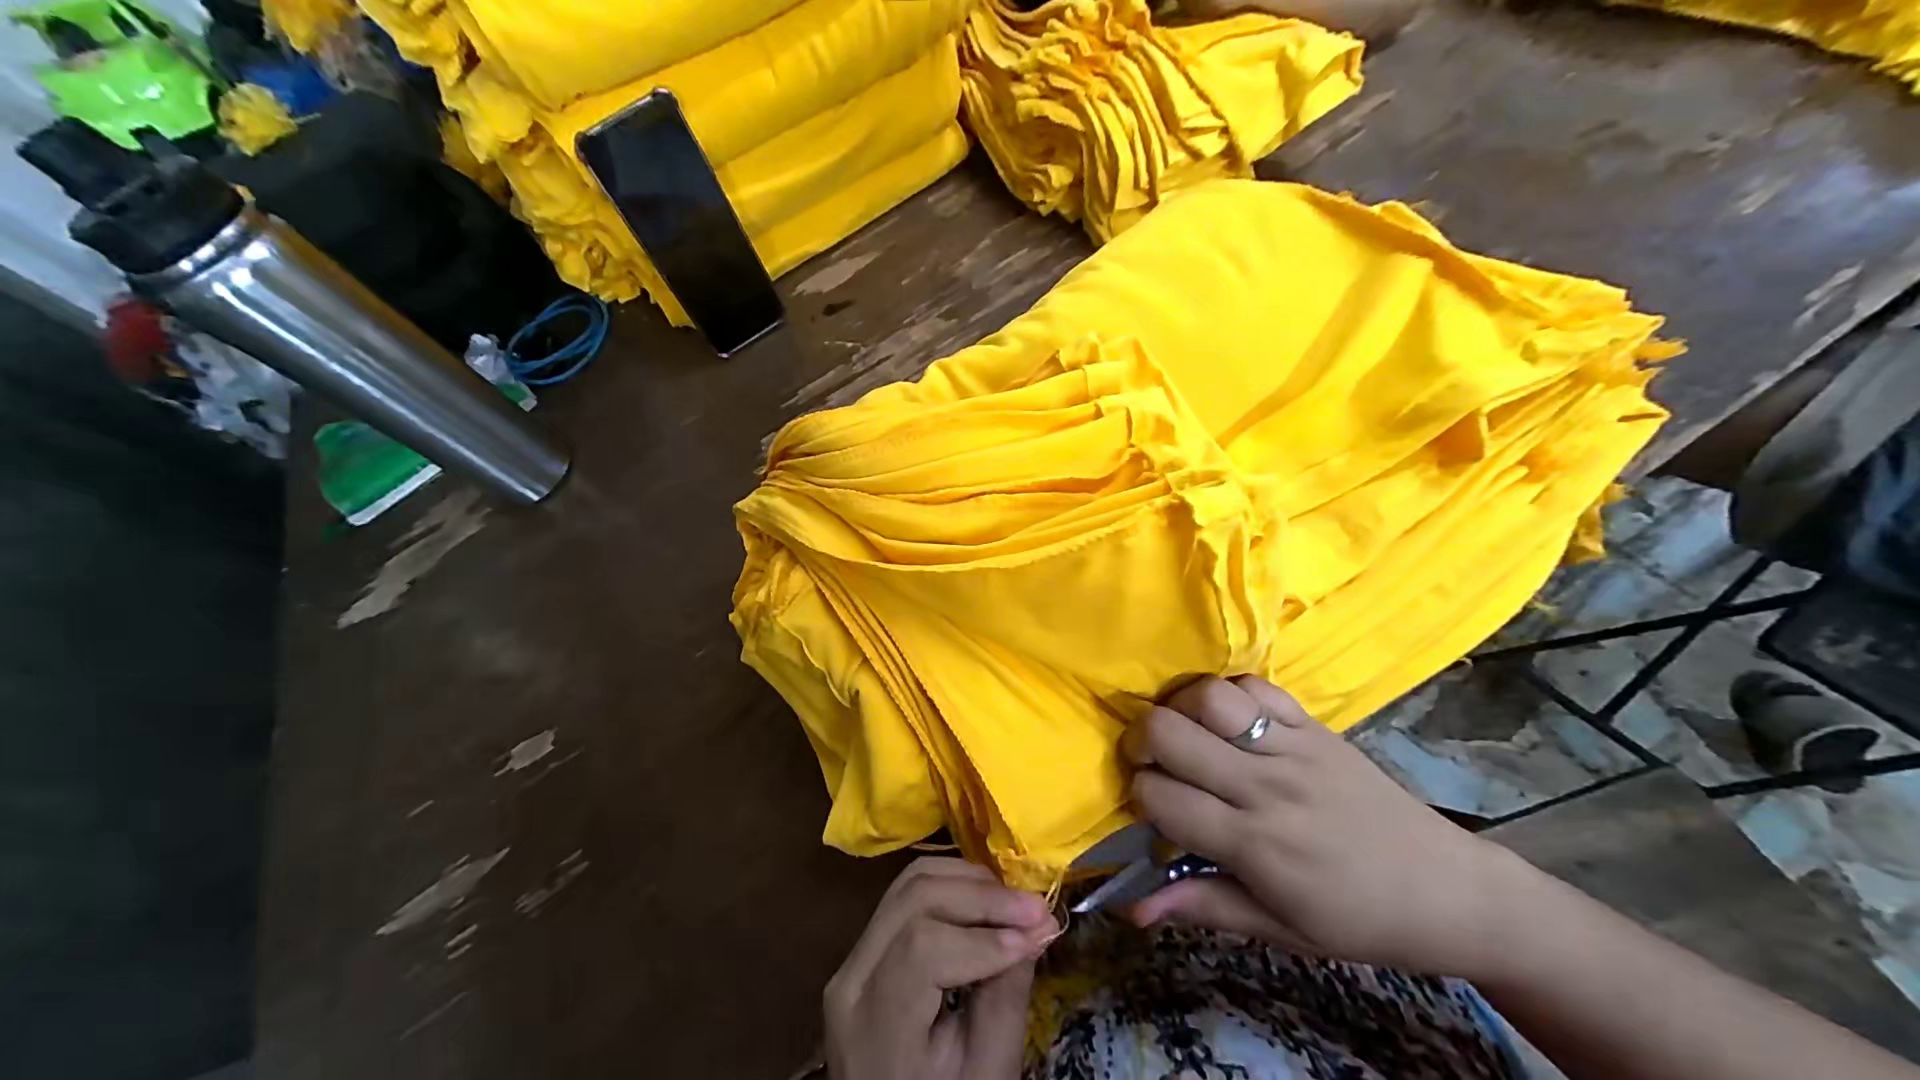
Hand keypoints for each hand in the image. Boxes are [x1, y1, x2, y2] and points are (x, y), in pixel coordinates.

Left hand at [825, 857, 1055, 1079]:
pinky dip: (951, 886)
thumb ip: (1006, 996)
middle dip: (983, 895)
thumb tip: (1037, 925)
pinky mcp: (864, 948)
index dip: (984, 935)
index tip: (1036, 936)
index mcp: (874, 1022)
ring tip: (1014, 903)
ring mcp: (852, 957)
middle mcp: (851, 976)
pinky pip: (905, 895)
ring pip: (909, 883)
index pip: (923, 946)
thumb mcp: (985, 1070)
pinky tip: (986, 902)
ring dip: (968, 882)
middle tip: (1035, 908)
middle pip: (915, 899)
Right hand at [1122, 675, 1528, 976]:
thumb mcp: (1278, 929)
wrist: (1449, 891)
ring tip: (1183, 729)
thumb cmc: (1357, 919)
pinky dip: (1229, 693)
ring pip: (1210, 696)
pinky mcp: (1316, 727)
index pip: (1161, 797)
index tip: (1150, 808)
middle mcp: (1267, 786)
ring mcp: (1294, 748)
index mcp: (1255, 843)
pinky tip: (1227, 718)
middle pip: (1171, 733)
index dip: (1139, 797)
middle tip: (1148, 760)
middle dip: (1141, 742)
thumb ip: (1201, 906)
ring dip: (1180, 707)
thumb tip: (1132, 908)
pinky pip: (1257, 686)